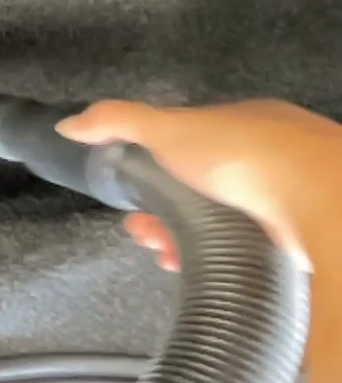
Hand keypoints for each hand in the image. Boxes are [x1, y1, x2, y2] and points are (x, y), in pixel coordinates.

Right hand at [57, 99, 341, 270]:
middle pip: (196, 183)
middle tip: (139, 225)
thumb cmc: (245, 157)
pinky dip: (204, 252)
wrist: (329, 207)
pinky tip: (182, 261)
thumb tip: (66, 125)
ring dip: (172, 233)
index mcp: (254, 122)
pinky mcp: (299, 235)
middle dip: (157, 207)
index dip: (152, 161)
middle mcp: (278, 155)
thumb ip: (116, 121)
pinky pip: (237, 243)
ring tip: (156, 247)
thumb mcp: (168, 128)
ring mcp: (293, 197)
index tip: (130, 186)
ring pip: (214, 216)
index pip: (191, 139)